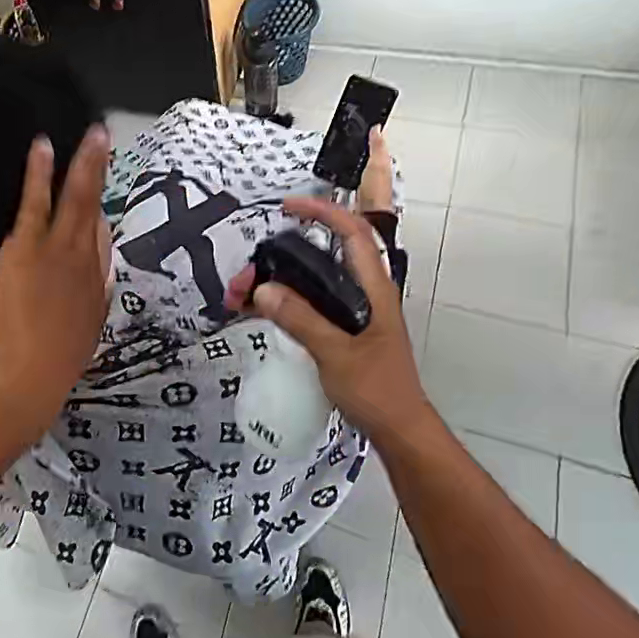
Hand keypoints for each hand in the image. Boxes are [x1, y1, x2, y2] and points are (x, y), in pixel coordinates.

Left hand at [0, 125, 111, 419]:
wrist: (26, 376)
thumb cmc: (56, 362)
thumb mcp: (87, 329)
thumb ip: (93, 296)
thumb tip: (98, 270)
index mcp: (98, 283)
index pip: (103, 240)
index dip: (100, 216)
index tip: (95, 199)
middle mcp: (86, 260)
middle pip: (97, 208)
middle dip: (101, 170)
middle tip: (105, 136)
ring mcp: (57, 250)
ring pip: (75, 199)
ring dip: (84, 163)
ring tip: (91, 134)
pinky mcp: (27, 248)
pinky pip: (37, 203)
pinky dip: (41, 174)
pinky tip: (42, 148)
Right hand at [227, 196, 432, 440]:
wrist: (398, 429)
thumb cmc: (377, 391)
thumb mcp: (337, 355)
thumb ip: (302, 321)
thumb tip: (265, 290)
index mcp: (374, 289)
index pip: (353, 233)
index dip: (323, 212)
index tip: (288, 208)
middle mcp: (364, 293)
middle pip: (323, 257)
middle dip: (281, 257)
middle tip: (246, 275)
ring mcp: (353, 313)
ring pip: (311, 283)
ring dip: (276, 283)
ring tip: (240, 297)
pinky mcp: (343, 332)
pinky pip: (309, 307)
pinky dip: (283, 305)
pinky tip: (256, 313)